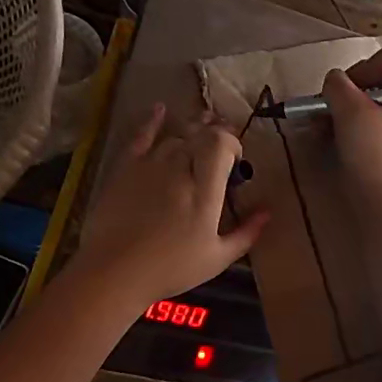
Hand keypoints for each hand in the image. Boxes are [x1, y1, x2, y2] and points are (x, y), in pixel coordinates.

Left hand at [70, 103, 268, 307]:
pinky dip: (153, 120)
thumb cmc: (170, 268)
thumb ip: (246, 233)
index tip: (236, 159)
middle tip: (222, 144)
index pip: (221, 143)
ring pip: (175, 135)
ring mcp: (150, 165)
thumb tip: (267, 213)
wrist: (114, 271)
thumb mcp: (217, 258)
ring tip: (201, 130)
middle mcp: (179, 168)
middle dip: (215, 133)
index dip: (232, 142)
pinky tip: (160, 109)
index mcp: (205, 189)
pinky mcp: (126, 168)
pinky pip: (141, 136)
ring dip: (191, 131)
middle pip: (200, 134)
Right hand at [321, 48, 381, 199]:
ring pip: (360, 98)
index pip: (381, 59)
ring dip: (338, 106)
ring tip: (323, 123)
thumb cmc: (370, 148)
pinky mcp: (381, 136)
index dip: (358, 71)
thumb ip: (335, 84)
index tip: (345, 95)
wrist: (378, 194)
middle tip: (331, 109)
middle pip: (370, 77)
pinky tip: (327, 132)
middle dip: (344, 91)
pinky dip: (343, 120)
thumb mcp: (349, 108)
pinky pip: (360, 116)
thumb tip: (331, 83)